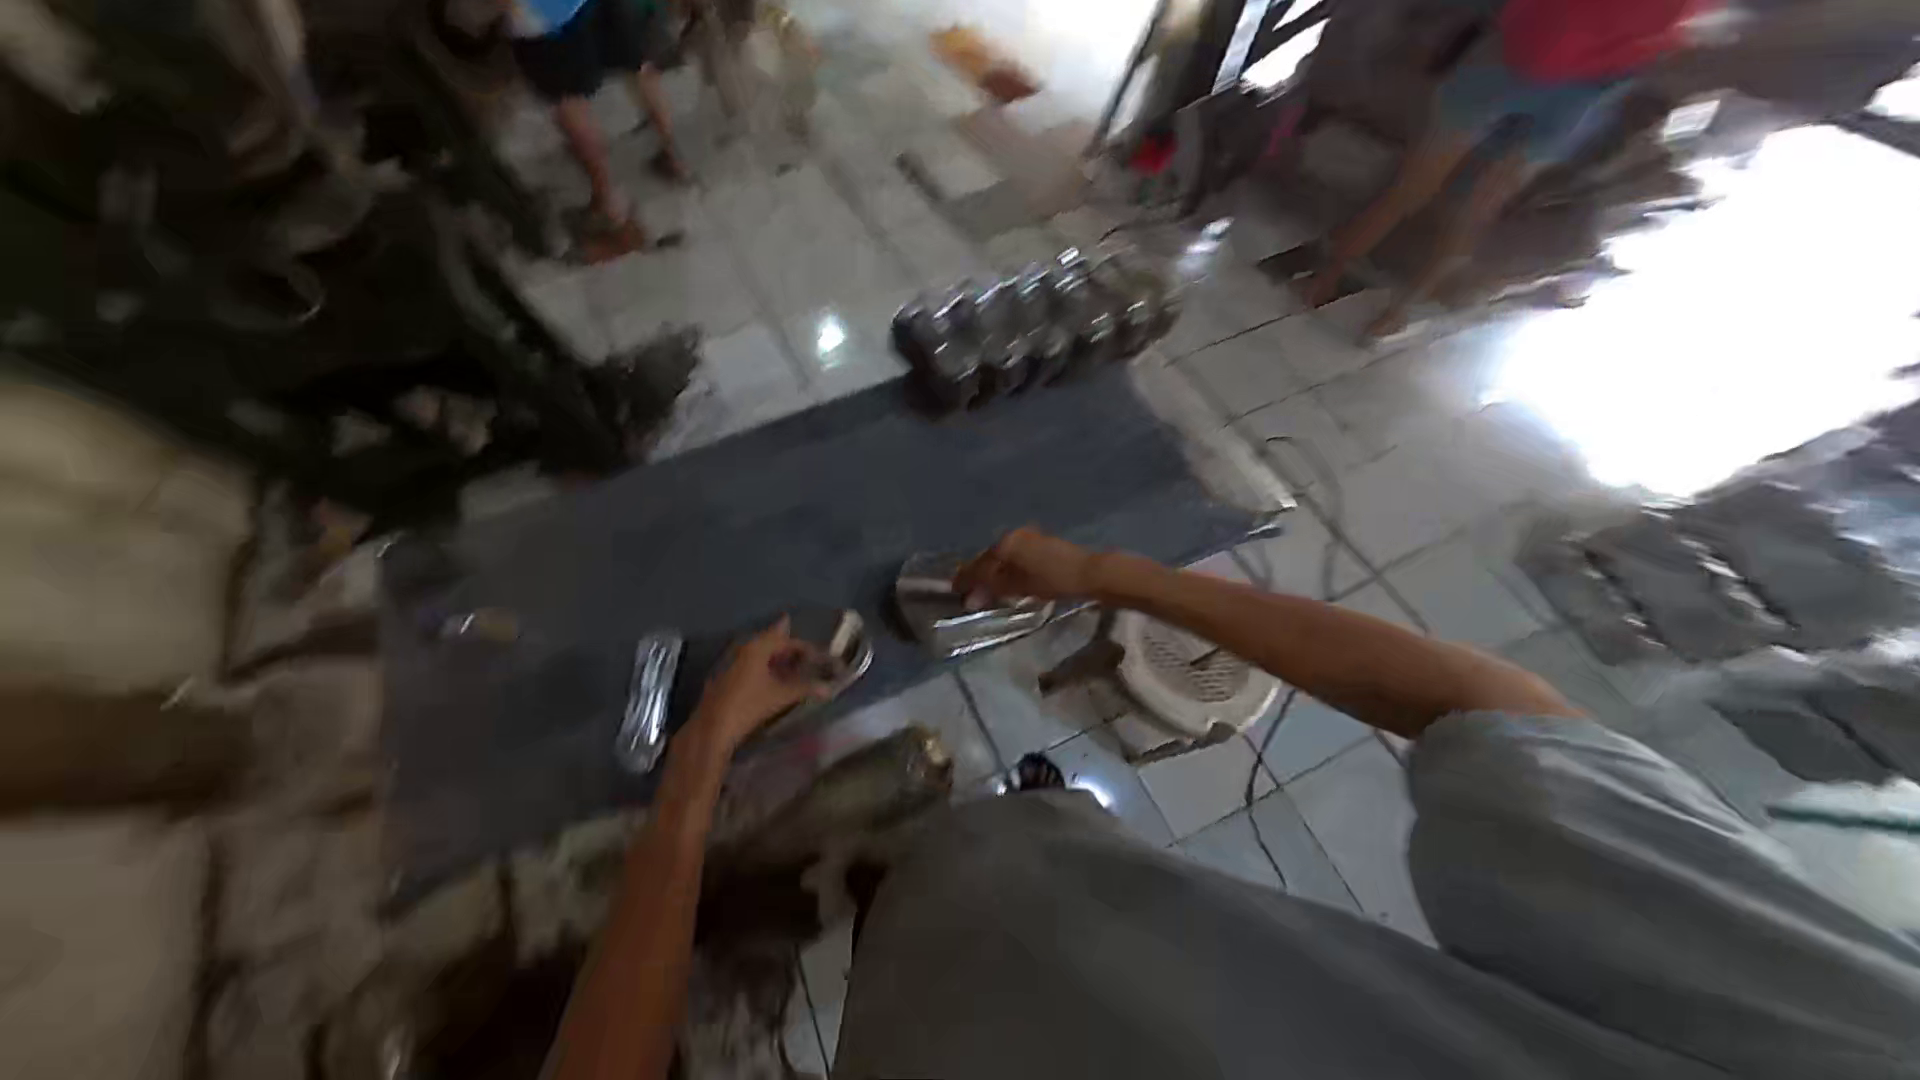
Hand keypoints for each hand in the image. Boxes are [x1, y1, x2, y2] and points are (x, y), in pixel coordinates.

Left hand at [688, 617, 837, 754]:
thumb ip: (805, 688)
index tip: (820, 656)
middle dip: (791, 650)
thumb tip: (828, 688)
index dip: (805, 647)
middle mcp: (743, 650)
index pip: (786, 640)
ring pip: (760, 656)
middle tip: (810, 659)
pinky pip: (752, 667)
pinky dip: (766, 670)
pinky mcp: (726, 678)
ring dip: (778, 661)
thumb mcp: (781, 696)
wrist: (711, 730)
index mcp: (756, 648)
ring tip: (797, 670)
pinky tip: (775, 683)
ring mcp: (732, 663)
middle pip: (772, 644)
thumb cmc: (748, 706)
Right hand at [953, 527, 1100, 605]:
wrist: (1090, 573)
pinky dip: (1008, 570)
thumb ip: (991, 589)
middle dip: (979, 577)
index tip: (955, 591)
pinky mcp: (1042, 545)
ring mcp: (1029, 538)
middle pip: (990, 559)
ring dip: (994, 574)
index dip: (966, 579)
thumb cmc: (1052, 580)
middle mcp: (1014, 536)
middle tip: (970, 595)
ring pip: (1003, 558)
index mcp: (1005, 543)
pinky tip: (1008, 582)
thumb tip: (969, 597)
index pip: (978, 564)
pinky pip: (1016, 558)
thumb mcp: (1017, 586)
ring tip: (988, 592)